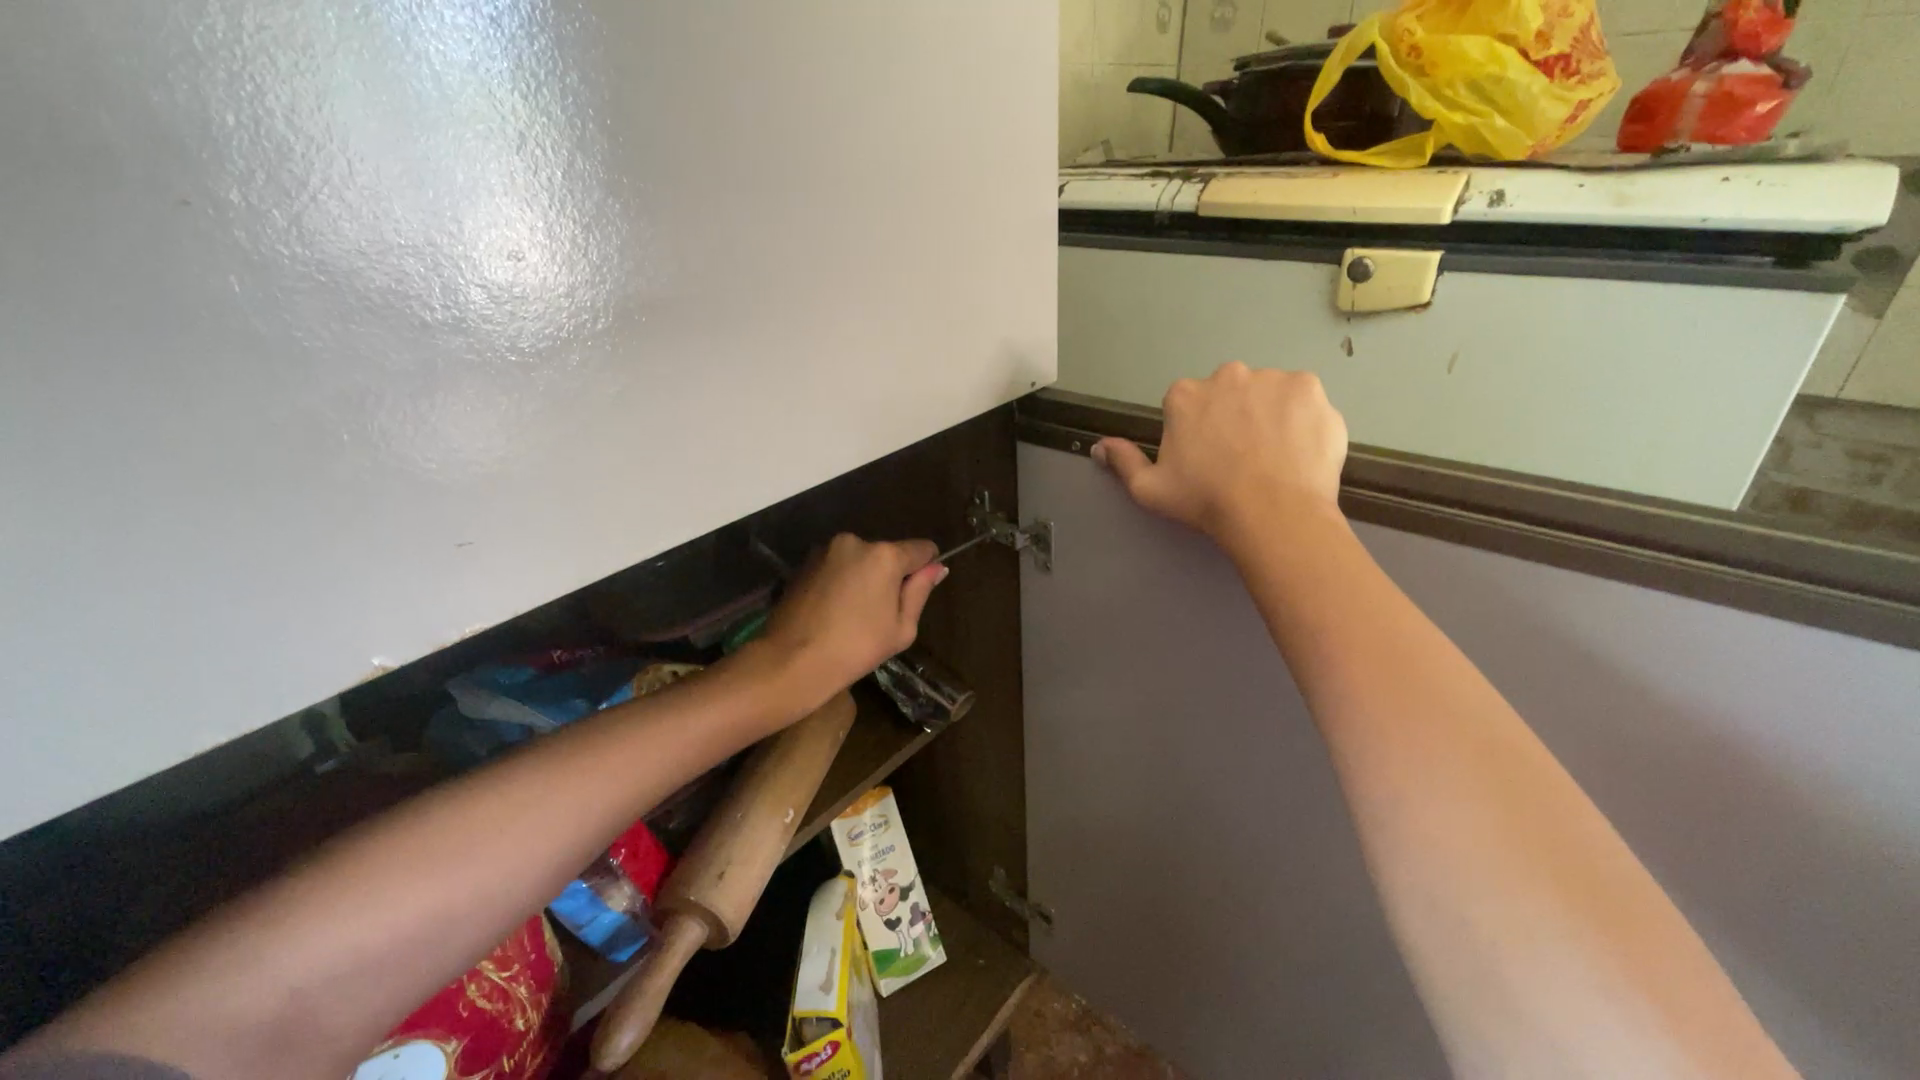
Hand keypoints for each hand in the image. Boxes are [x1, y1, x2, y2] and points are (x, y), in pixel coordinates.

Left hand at [759, 533, 946, 706]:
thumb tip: (936, 567)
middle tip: (881, 614)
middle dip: (890, 576)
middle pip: (887, 554)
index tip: (915, 594)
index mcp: (884, 555)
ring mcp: (825, 550)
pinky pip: (835, 567)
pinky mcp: (804, 563)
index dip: (926, 568)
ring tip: (852, 615)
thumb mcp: (901, 628)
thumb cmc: (856, 648)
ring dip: (863, 578)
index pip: (921, 549)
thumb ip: (920, 591)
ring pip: (859, 560)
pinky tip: (832, 612)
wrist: (792, 660)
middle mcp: (855, 542)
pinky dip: (840, 582)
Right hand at [1092, 363, 1347, 545]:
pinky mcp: (1312, 391)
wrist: (1272, 513)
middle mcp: (1229, 375)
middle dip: (1235, 418)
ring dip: (1270, 417)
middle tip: (1242, 460)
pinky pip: (1304, 403)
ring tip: (1275, 459)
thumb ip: (1124, 461)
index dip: (1199, 433)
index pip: (1190, 405)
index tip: (1208, 460)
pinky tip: (1299, 453)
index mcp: (1186, 395)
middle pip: (1231, 393)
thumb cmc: (1206, 501)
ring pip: (1269, 395)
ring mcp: (1274, 379)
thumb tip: (1101, 446)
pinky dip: (1303, 422)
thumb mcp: (1151, 489)